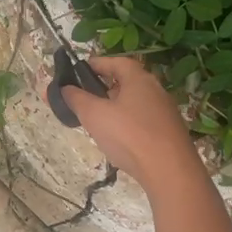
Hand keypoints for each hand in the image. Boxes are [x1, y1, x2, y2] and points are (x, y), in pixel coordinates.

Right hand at [61, 56, 194, 191]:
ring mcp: (163, 111)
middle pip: (126, 82)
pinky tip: (117, 138)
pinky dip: (126, 122)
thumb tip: (63, 88)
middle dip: (104, 87)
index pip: (116, 62)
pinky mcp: (167, 131)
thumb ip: (76, 99)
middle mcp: (155, 90)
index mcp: (138, 79)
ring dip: (114, 106)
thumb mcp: (94, 115)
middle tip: (84, 98)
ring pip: (133, 102)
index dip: (97, 64)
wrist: (168, 169)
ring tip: (96, 121)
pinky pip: (141, 120)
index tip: (79, 70)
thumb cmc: (128, 135)